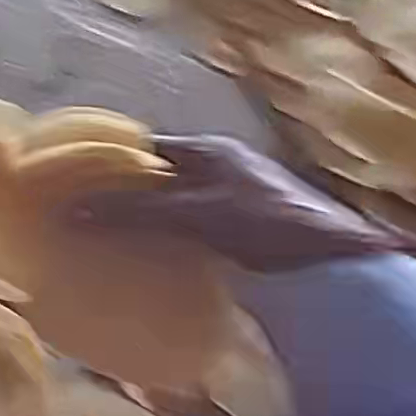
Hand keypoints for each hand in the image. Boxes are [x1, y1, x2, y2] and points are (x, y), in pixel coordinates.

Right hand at [71, 134, 406, 272]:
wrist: (346, 270)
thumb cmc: (266, 224)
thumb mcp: (190, 213)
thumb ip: (130, 210)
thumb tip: (69, 209)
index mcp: (209, 149)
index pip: (145, 145)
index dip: (110, 158)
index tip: (78, 176)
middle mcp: (220, 166)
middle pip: (155, 172)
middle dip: (122, 187)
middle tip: (85, 205)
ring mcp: (233, 196)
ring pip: (170, 197)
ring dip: (142, 211)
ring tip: (106, 227)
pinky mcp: (242, 226)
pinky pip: (186, 220)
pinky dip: (162, 229)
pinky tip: (145, 245)